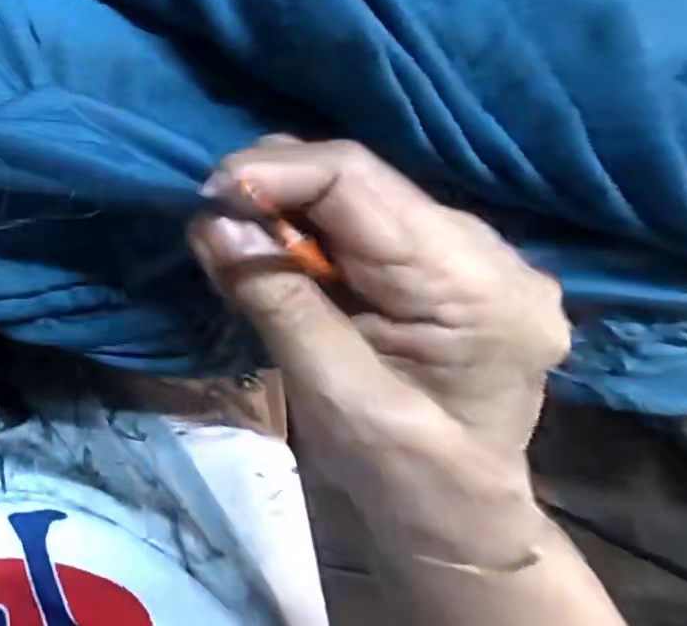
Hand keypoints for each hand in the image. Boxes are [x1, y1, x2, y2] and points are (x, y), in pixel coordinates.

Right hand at [189, 138, 570, 568]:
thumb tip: (211, 221)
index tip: (207, 197)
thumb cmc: (404, 476)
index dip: (272, 172)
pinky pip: (350, 208)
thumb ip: (276, 302)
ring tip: (242, 248)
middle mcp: (479, 246)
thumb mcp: (335, 396)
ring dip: (279, 205)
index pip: (356, 179)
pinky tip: (279, 257)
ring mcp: (460, 244)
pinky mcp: (432, 250)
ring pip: (346, 183)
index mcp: (473, 284)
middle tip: (214, 225)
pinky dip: (298, 222)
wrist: (454, 514)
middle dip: (269, 186)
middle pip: (351, 172)